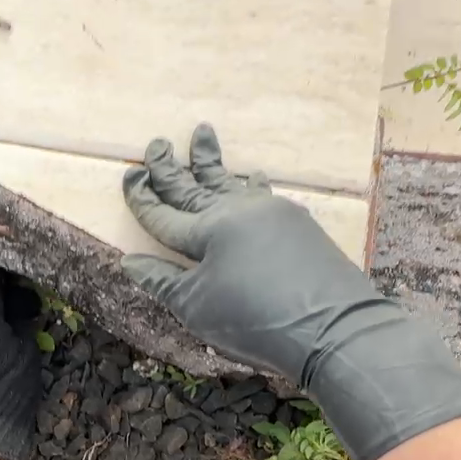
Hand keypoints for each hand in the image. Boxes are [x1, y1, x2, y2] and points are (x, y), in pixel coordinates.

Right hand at [121, 123, 460, 459]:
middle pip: (195, 188)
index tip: (129, 174)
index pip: (164, 215)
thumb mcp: (196, 307)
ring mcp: (270, 213)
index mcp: (206, 232)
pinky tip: (251, 174)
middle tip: (157, 142)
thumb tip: (130, 260)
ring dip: (212, 162)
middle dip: (172, 168)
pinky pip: (261, 194)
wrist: (332, 326)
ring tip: (202, 133)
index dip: (143, 198)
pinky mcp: (296, 224)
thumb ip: (162, 280)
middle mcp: (236, 212)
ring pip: (230, 182)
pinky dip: (249, 183)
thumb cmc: (252, 319)